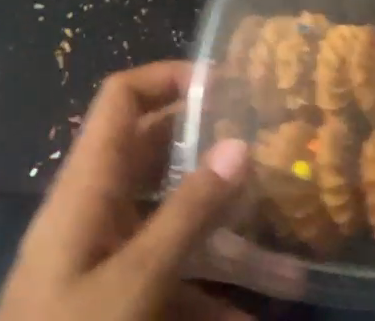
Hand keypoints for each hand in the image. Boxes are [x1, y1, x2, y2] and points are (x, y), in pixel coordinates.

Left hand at [0, 62, 252, 320]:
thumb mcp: (134, 281)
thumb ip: (188, 214)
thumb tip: (239, 144)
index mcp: (88, 185)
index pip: (122, 100)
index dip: (169, 78)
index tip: (229, 85)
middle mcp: (97, 209)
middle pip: (158, 159)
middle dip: (215, 161)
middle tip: (271, 159)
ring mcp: (106, 257)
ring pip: (174, 227)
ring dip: (227, 243)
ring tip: (286, 261)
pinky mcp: (115, 300)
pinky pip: (170, 280)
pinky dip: (209, 296)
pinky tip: (250, 318)